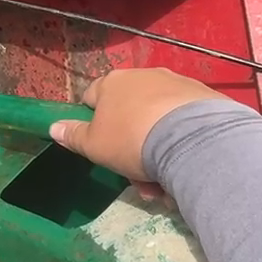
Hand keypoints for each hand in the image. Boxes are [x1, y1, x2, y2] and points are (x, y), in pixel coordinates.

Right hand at [48, 68, 224, 183]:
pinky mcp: (208, 99)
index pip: (92, 97)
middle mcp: (144, 76)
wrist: (194, 139)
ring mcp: (178, 85)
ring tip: (165, 185)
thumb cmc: (131, 139)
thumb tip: (53, 127)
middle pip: (129, 113)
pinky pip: (185, 124)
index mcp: (112, 82)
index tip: (100, 145)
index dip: (93, 122)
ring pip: (158, 122)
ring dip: (157, 151)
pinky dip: (182, 144)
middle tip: (137, 178)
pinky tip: (186, 169)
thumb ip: (73, 136)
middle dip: (130, 147)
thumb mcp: (94, 145)